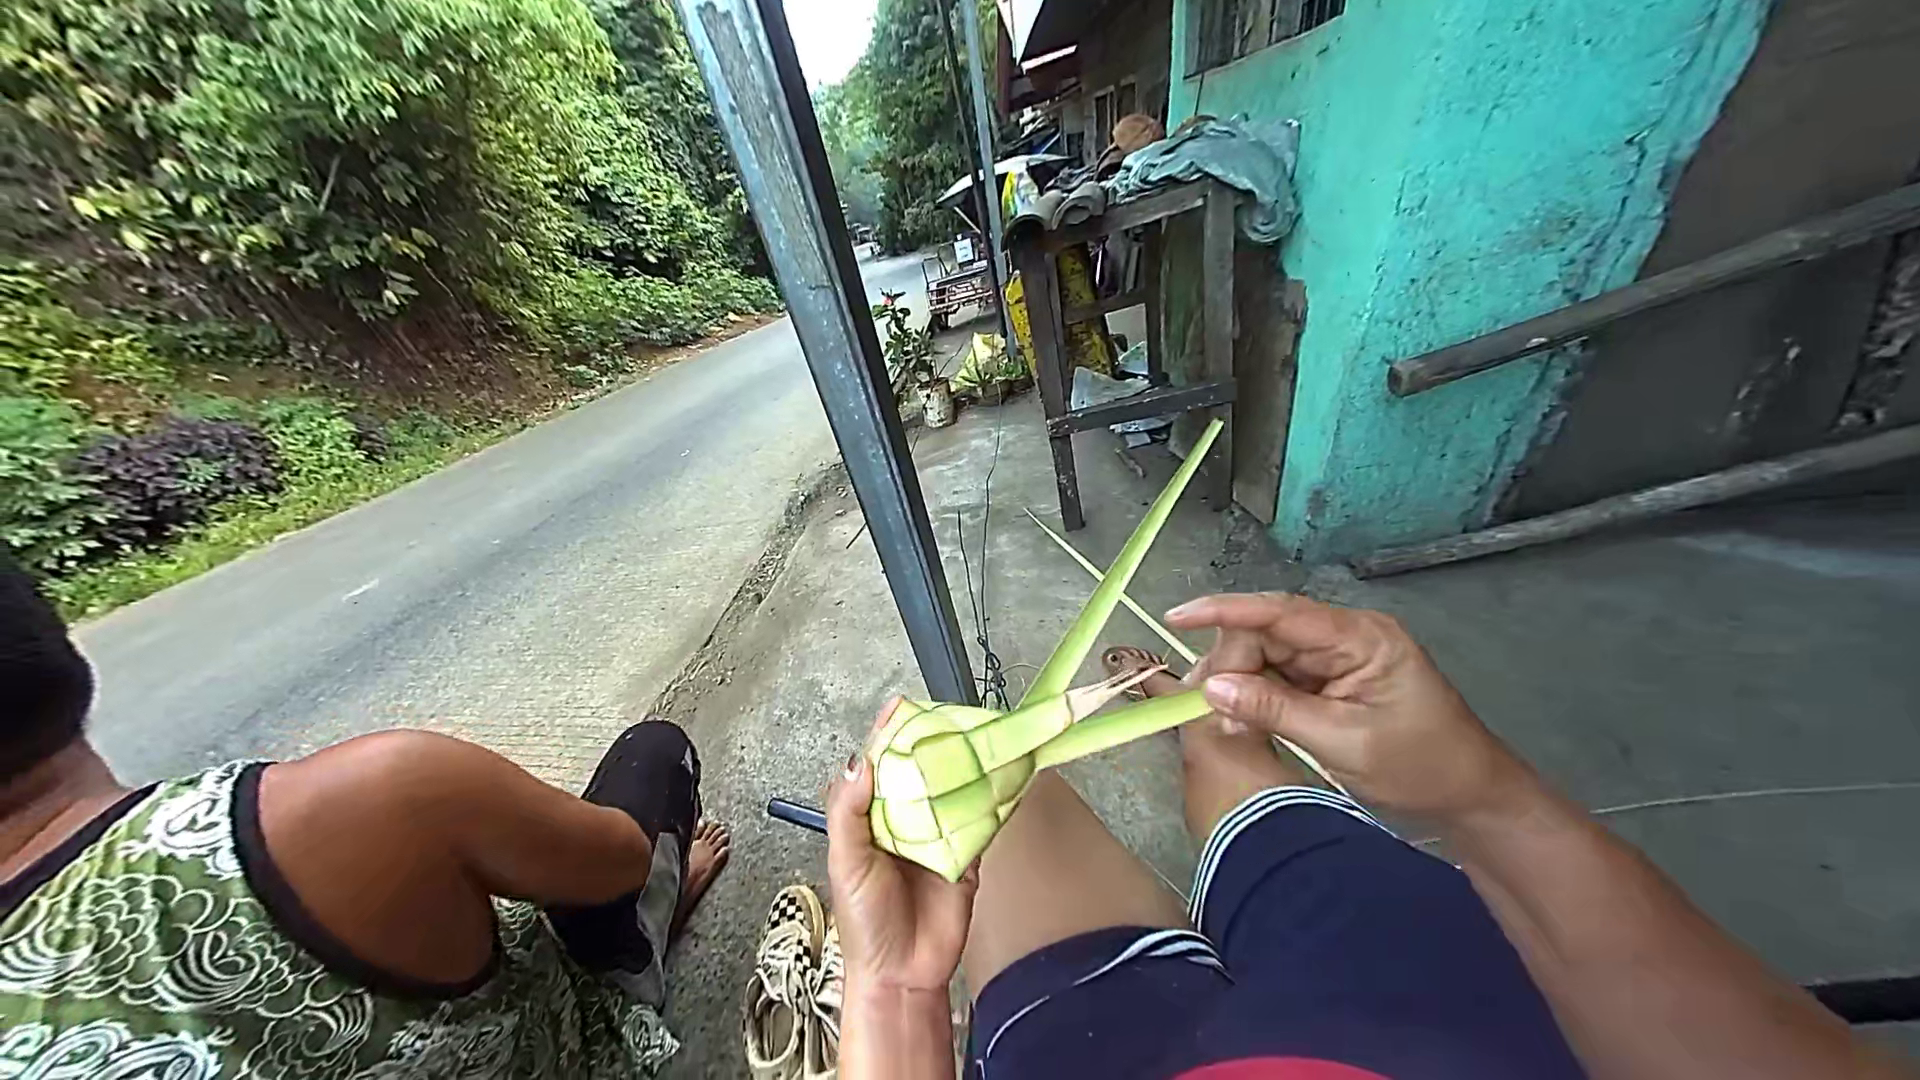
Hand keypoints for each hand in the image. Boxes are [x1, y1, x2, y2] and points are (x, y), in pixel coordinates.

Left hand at [826, 698, 978, 996]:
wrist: (903, 974)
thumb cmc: (864, 921)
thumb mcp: (845, 862)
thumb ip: (848, 813)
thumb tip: (859, 762)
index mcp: (873, 813)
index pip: (881, 763)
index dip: (889, 733)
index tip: (900, 705)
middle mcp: (907, 815)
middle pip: (921, 768)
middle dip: (933, 741)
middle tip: (950, 715)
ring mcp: (939, 831)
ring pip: (953, 787)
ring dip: (965, 764)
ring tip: (979, 735)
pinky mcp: (967, 850)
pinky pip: (981, 818)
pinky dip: (992, 798)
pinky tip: (1001, 775)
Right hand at [1167, 592, 1538, 823]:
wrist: (1471, 799)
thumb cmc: (1422, 767)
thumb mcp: (1344, 742)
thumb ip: (1273, 709)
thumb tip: (1211, 687)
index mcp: (1359, 637)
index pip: (1279, 611)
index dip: (1223, 610)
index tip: (1177, 617)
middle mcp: (1340, 635)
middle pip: (1262, 632)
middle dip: (1230, 665)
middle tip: (1206, 707)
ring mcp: (1331, 655)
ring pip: (1261, 653)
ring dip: (1236, 683)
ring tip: (1222, 718)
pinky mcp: (1322, 675)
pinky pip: (1271, 673)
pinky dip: (1250, 694)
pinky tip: (1237, 714)